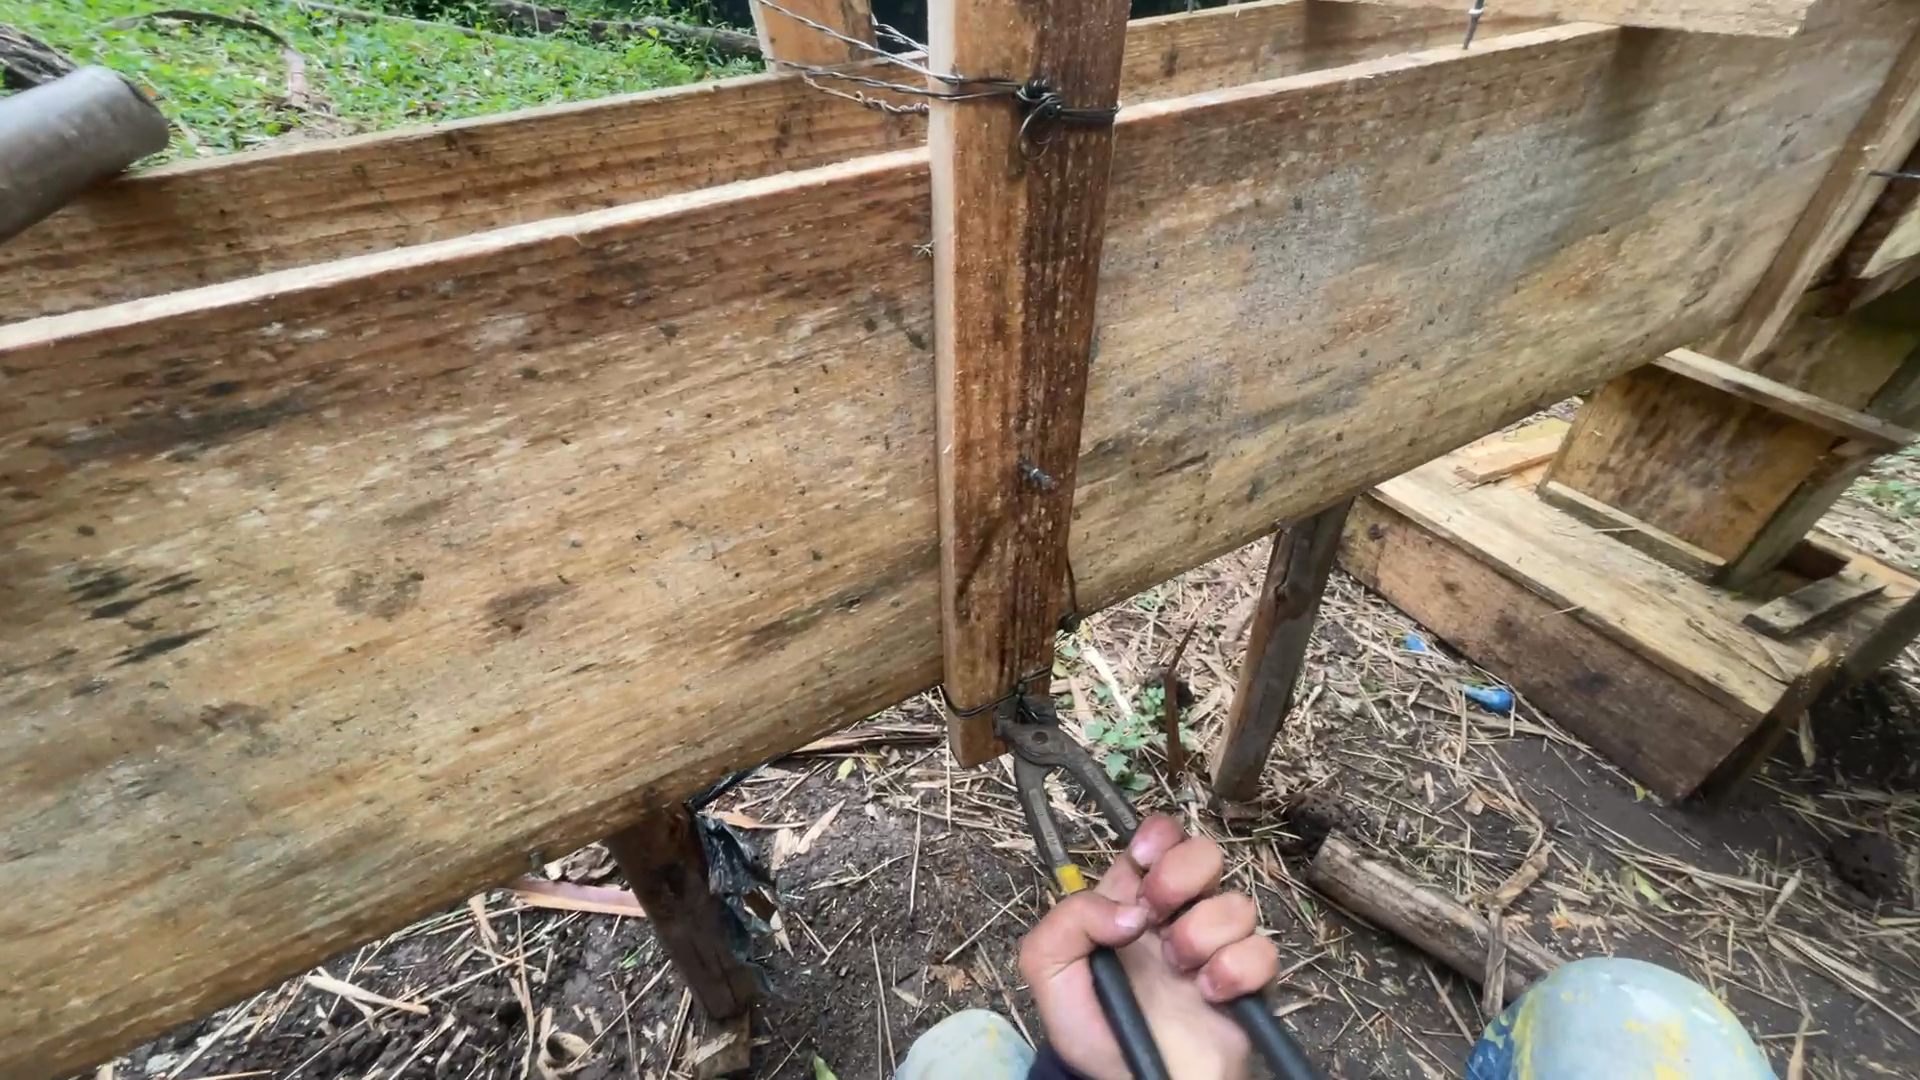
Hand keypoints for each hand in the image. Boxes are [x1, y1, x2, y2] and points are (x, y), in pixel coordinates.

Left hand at [1018, 816, 1279, 1079]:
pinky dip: (1237, 968)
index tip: (1143, 862)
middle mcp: (1175, 912)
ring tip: (1178, 969)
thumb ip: (1070, 919)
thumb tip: (1130, 912)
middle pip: (1204, 852)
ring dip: (1203, 932)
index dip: (1159, 836)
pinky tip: (1209, 992)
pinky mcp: (1246, 986)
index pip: (1160, 835)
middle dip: (1181, 875)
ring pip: (1237, 901)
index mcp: (1131, 895)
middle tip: (1156, 914)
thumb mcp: (1047, 963)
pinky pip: (1264, 952)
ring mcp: (1212, 947)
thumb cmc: (1085, 1021)